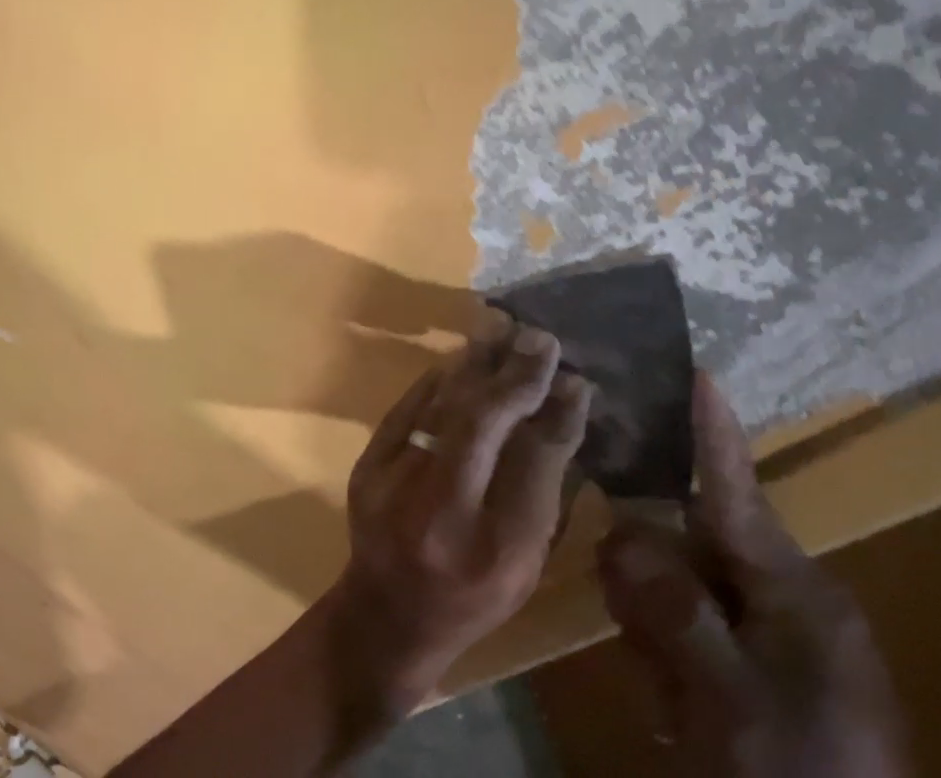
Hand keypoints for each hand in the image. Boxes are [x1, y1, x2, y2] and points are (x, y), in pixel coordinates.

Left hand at [330, 311, 592, 704]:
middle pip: (481, 427)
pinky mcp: (366, 469)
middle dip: (514, 376)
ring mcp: (394, 487)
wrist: (388, 613)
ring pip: (441, 409)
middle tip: (540, 336)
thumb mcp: (526, 561)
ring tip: (501, 327)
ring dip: (474, 365)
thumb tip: (567, 409)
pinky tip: (460, 362)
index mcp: (496, 551)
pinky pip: (406, 412)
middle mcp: (442, 515)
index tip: (574, 376)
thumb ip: (548, 489)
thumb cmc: (473, 596)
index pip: (534, 464)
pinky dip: (435, 384)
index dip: (555, 414)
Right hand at [598, 375, 908, 777]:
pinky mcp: (756, 667)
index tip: (696, 372)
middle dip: (648, 576)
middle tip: (633, 627)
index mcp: (792, 589)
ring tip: (668, 693)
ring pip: (679, 592)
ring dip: (655, 631)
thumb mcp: (731, 697)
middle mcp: (781, 597)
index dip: (714, 434)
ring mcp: (769, 635)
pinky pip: (690, 634)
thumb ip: (672, 609)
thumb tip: (619, 534)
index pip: (736, 492)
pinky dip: (670, 663)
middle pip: (687, 545)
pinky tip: (678, 708)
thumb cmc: (799, 767)